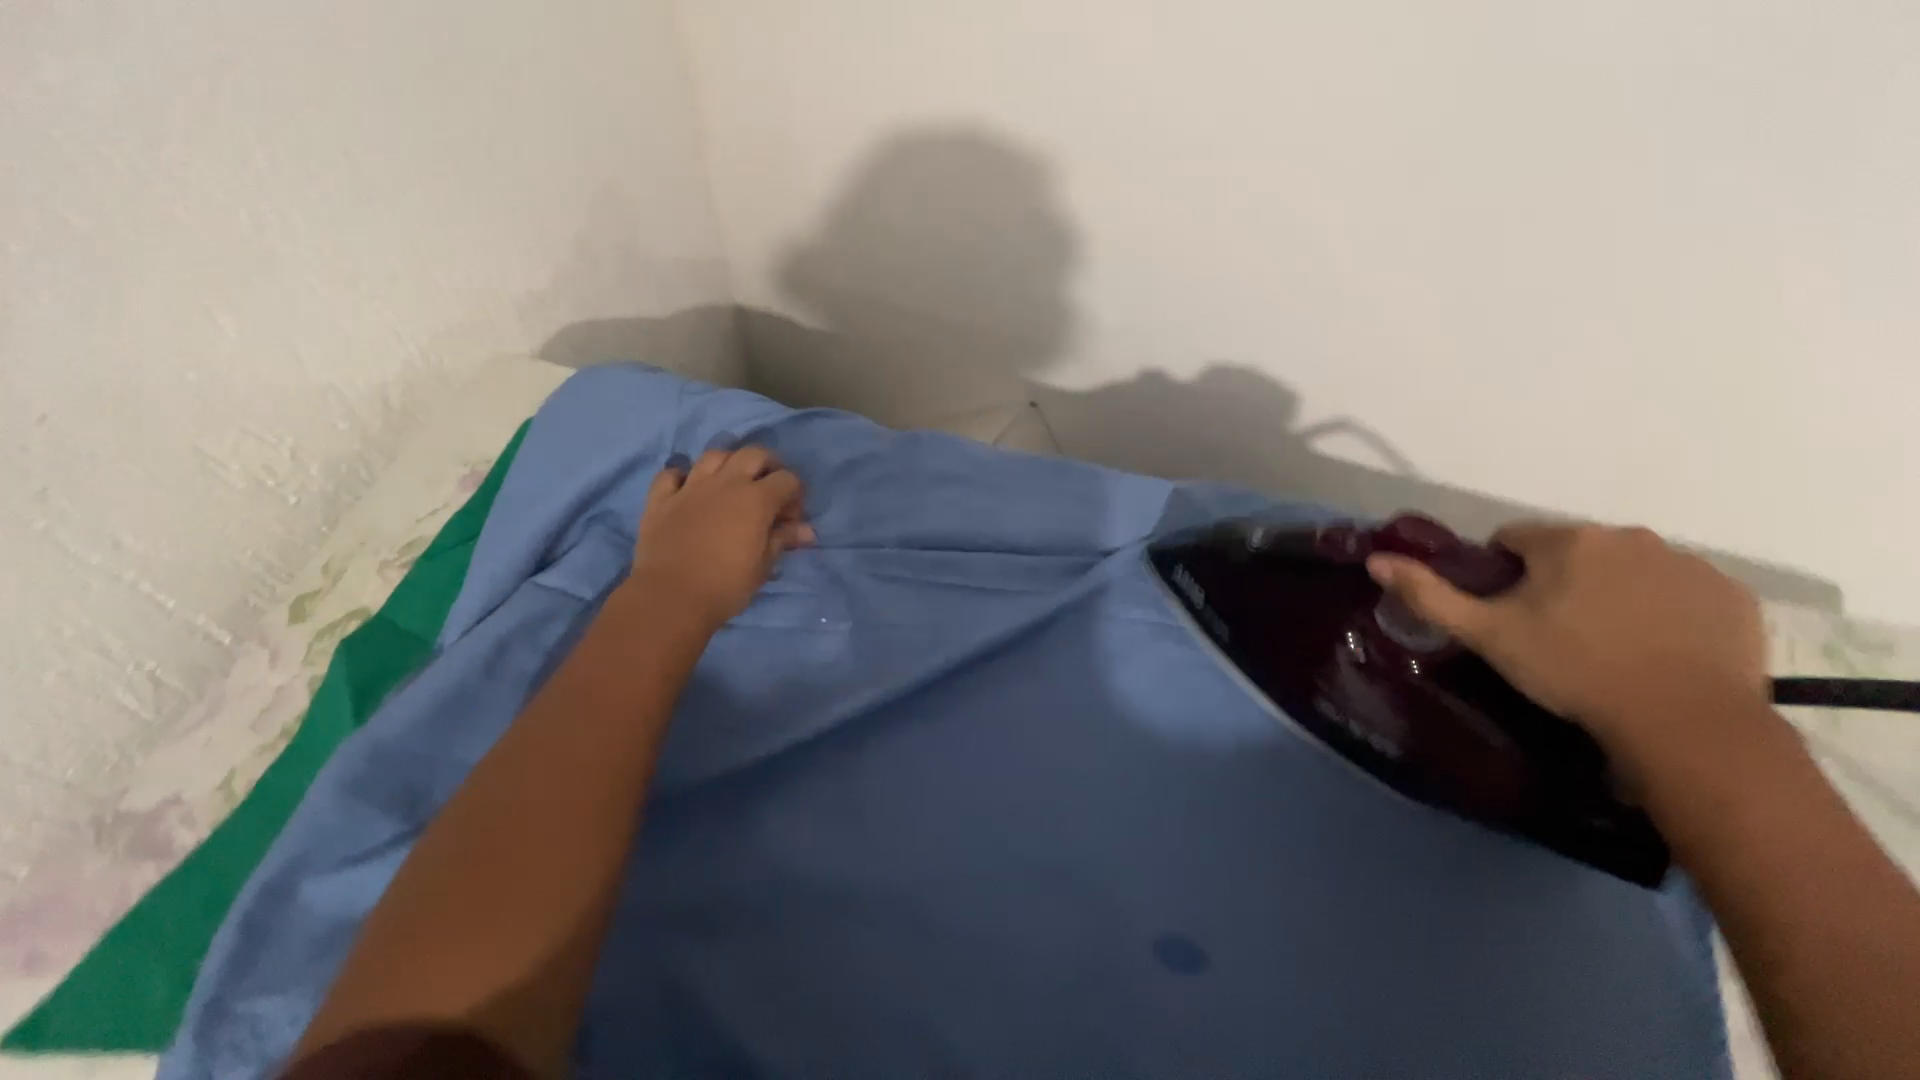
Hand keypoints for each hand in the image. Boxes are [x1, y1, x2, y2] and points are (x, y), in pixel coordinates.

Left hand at [627, 446, 813, 629]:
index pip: (787, 480)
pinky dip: (682, 477)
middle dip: (767, 465)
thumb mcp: (763, 565)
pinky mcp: (661, 499)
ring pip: (714, 455)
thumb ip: (783, 540)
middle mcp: (725, 483)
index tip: (791, 518)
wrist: (671, 597)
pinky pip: (671, 474)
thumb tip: (806, 531)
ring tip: (731, 484)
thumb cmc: (726, 585)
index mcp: (756, 499)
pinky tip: (688, 490)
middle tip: (768, 489)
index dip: (795, 495)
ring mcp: (690, 487)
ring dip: (728, 464)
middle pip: (753, 454)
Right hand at [1366, 522, 1768, 761]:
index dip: (1502, 575)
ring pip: (1630, 569)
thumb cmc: (1571, 670)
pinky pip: (1683, 593)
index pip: (1513, 540)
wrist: (1683, 720)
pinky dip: (1667, 611)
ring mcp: (1688, 563)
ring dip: (1614, 593)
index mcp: (1566, 541)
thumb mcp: (1487, 636)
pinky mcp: (1732, 595)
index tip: (1509, 615)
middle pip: (1575, 552)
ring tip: (1610, 647)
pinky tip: (1659, 650)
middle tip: (1555, 636)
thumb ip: (1430, 594)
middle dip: (1561, 582)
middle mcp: (1629, 536)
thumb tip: (1376, 559)